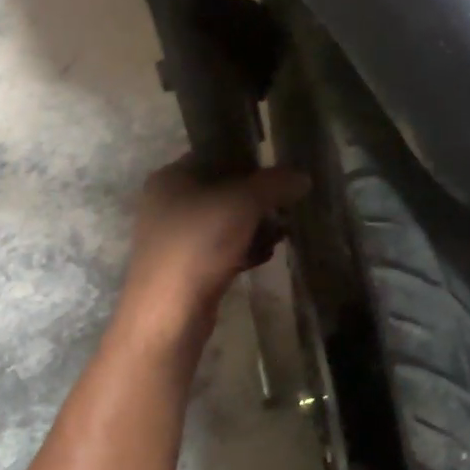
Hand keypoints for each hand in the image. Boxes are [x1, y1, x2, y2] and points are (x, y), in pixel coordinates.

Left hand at [115, 159, 309, 340]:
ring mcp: (174, 237)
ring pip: (224, 221)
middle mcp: (167, 203)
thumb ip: (274, 184)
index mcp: (171, 178)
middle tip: (285, 205)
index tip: (279, 172)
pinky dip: (243, 249)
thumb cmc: (198, 244)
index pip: (214, 155)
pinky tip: (264, 256)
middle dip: (257, 199)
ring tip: (281, 233)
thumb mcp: (242, 204)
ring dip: (254, 226)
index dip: (248, 159)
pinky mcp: (185, 267)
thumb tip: (302, 176)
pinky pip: (220, 248)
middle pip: (222, 190)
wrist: (168, 314)